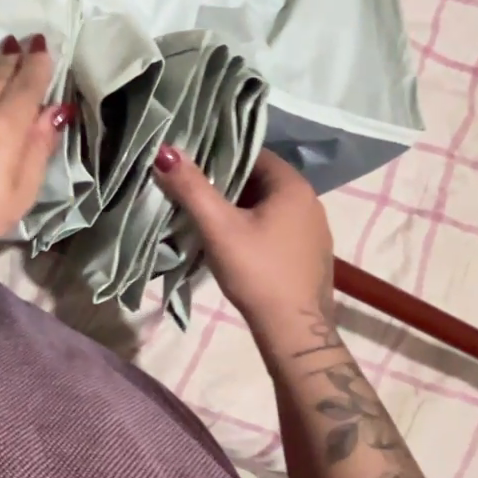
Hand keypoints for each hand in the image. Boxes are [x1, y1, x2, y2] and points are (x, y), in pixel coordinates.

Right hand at [153, 147, 333, 328]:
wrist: (292, 328)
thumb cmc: (256, 270)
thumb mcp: (217, 226)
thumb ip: (191, 187)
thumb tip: (165, 150)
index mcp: (293, 186)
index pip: (254, 153)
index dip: (220, 153)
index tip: (190, 162)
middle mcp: (309, 200)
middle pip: (259, 178)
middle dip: (225, 180)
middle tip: (189, 186)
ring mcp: (313, 228)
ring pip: (266, 203)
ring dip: (237, 204)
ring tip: (203, 211)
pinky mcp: (307, 251)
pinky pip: (275, 224)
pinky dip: (252, 223)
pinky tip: (230, 238)